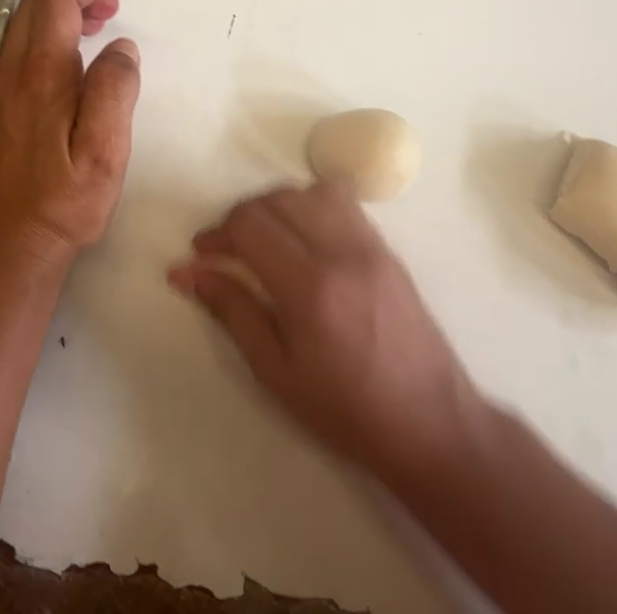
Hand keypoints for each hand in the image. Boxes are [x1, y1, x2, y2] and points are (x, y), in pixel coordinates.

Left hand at [0, 0, 141, 269]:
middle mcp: (9, 73)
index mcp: (40, 75)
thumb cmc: (63, 202)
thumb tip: (120, 48)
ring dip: (60, 13)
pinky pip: (17, 51)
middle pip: (35, 4)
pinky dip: (46, 37)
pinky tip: (71, 63)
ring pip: (23, 26)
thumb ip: (114, 91)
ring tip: (99, 25)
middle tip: (115, 5)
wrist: (8, 244)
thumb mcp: (104, 151)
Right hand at [171, 181, 481, 477]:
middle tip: (229, 252)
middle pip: (278, 199)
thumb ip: (231, 310)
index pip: (251, 223)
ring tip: (268, 243)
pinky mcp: (389, 253)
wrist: (431, 425)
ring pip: (313, 192)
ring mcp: (372, 248)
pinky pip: (345, 205)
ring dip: (280, 207)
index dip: (216, 233)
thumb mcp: (274, 370)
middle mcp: (342, 253)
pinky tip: (305, 245)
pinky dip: (313, 210)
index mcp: (310, 286)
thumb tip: (185, 272)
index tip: (201, 256)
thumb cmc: (345, 410)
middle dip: (242, 217)